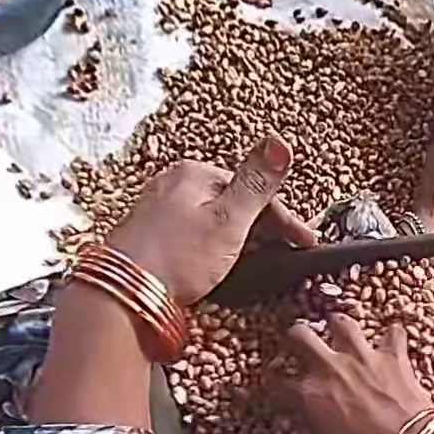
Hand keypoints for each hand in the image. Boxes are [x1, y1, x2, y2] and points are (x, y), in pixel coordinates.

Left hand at [107, 135, 316, 304]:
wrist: (126, 292)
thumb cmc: (180, 257)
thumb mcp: (228, 220)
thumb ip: (257, 184)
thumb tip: (280, 142)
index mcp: (196, 173)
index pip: (255, 190)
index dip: (286, 219)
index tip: (306, 242)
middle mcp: (175, 182)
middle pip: (235, 202)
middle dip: (264, 228)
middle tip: (288, 253)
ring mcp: (162, 207)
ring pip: (217, 218)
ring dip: (243, 238)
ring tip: (262, 260)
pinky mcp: (154, 232)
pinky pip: (198, 232)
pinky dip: (218, 245)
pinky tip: (225, 262)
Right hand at [282, 313, 432, 433]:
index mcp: (307, 395)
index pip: (277, 382)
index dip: (273, 383)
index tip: (277, 385)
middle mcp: (329, 368)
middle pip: (299, 336)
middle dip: (296, 337)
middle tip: (299, 343)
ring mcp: (361, 358)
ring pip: (341, 323)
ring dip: (339, 326)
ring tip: (338, 329)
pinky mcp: (392, 356)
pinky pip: (393, 334)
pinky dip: (392, 337)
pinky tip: (391, 339)